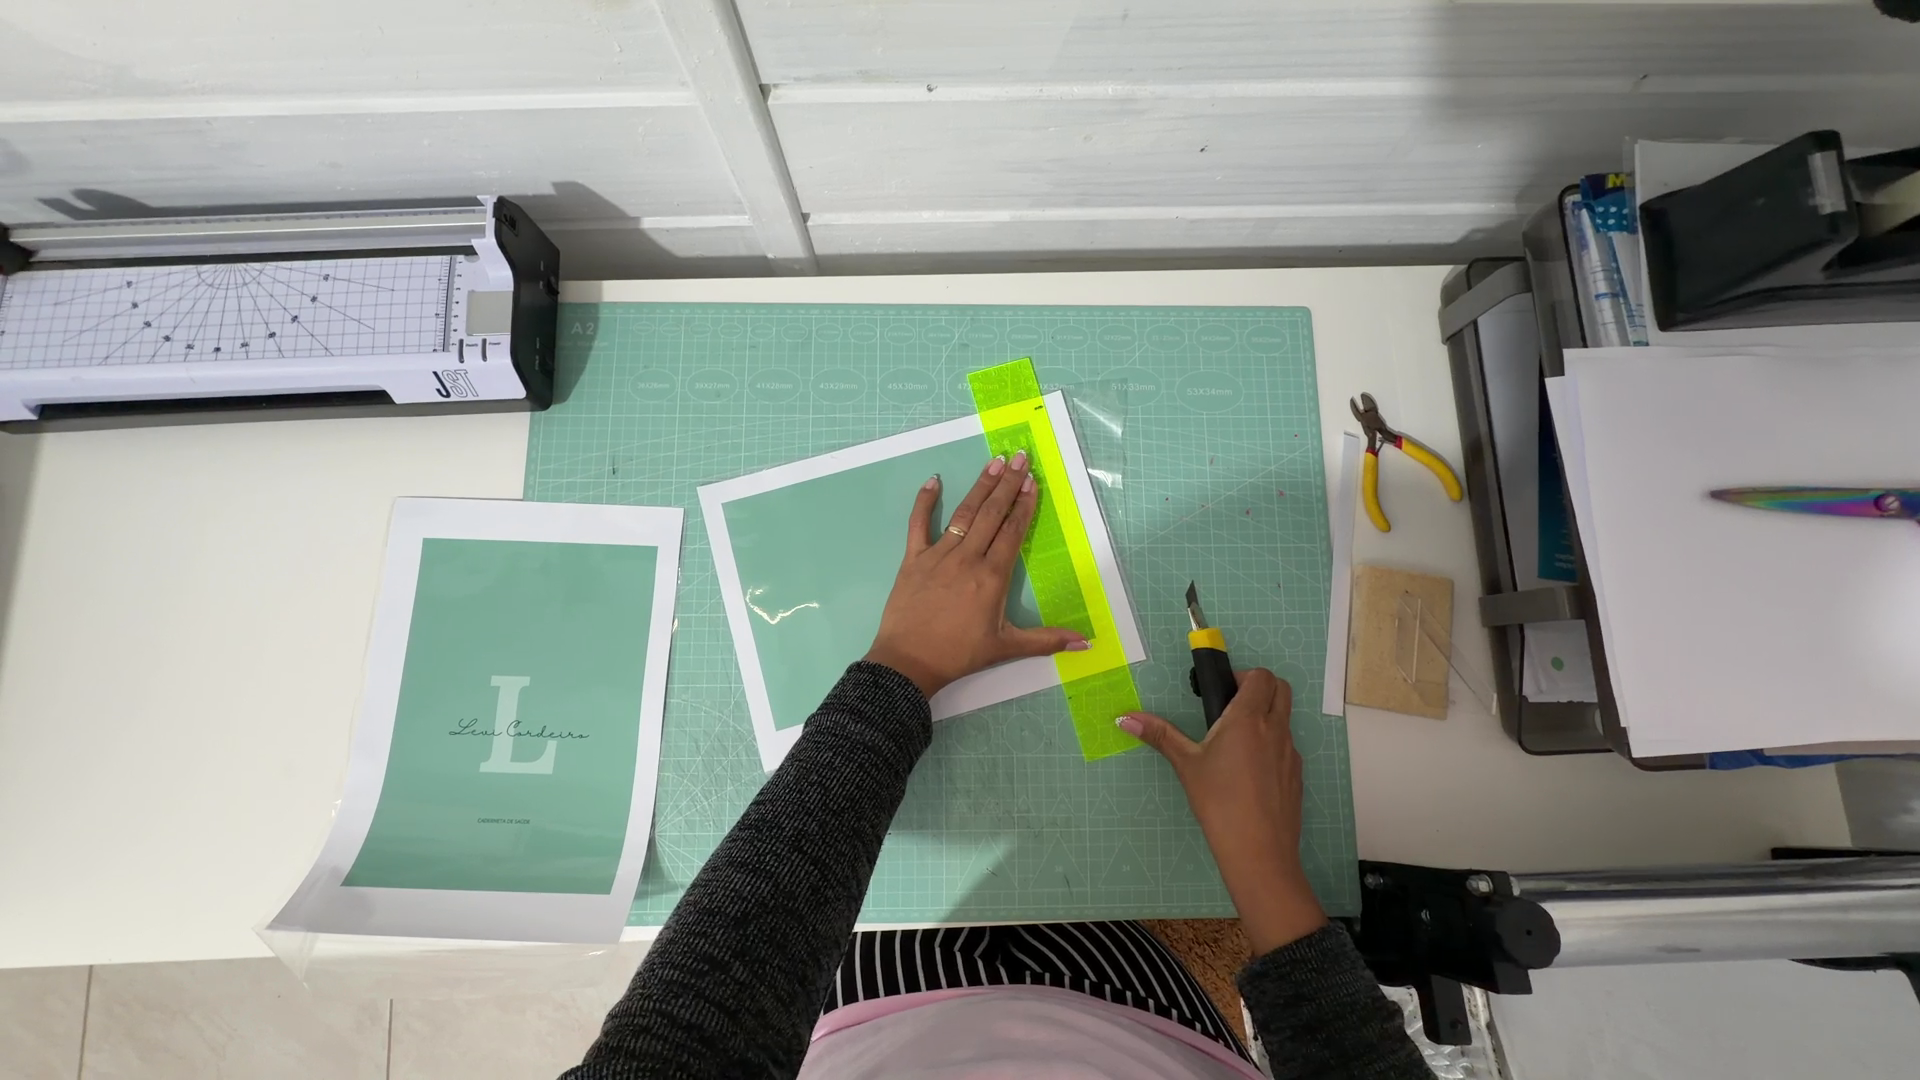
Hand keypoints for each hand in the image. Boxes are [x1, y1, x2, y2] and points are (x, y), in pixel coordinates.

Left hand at [863, 450, 1089, 698]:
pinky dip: (925, 502)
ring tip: (994, 462)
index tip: (1032, 481)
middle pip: (991, 514)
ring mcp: (938, 555)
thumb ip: (1046, 640)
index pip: (1012, 532)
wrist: (909, 662)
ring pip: (963, 514)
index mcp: (992, 576)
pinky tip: (934, 480)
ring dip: (980, 487)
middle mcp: (967, 558)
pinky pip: (918, 524)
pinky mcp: (913, 559)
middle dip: (1008, 484)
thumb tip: (1087, 643)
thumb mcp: (1006, 648)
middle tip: (1019, 457)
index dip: (1024, 505)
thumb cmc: (959, 655)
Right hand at [1119, 669, 1327, 953]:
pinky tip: (1248, 770)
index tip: (1221, 690)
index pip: (1261, 676)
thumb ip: (1159, 735)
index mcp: (1248, 719)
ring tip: (1234, 740)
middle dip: (1258, 686)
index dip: (1242, 674)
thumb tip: (1125, 718)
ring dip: (1265, 714)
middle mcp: (1275, 729)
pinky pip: (1286, 745)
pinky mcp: (1297, 775)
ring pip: (1285, 717)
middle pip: (1280, 688)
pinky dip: (1271, 743)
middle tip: (1230, 705)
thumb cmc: (1219, 803)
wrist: (1260, 852)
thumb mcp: (1186, 765)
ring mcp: (1291, 753)